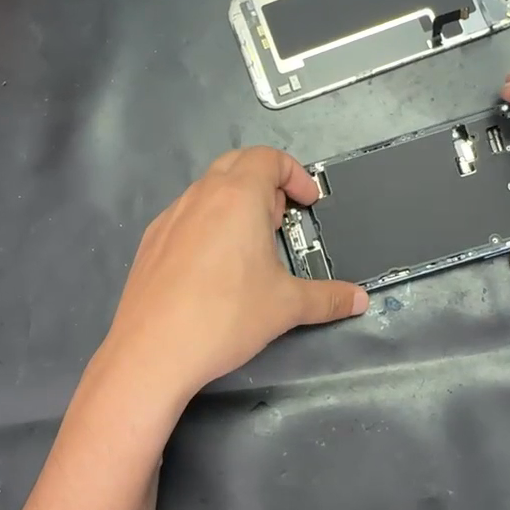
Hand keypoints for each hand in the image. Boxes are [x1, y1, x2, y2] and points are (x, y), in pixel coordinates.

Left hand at [99, 148, 366, 398]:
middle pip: (236, 164)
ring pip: (207, 190)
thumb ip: (327, 298)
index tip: (308, 203)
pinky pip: (186, 216)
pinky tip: (213, 267)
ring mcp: (170, 217)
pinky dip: (208, 224)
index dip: (295, 174)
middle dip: (265, 183)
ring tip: (250, 246)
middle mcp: (200, 196)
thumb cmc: (225, 317)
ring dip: (235, 203)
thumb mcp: (286, 307)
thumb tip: (359, 300)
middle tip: (281, 221)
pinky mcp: (150, 242)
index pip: (268, 159)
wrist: (151, 351)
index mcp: (237, 197)